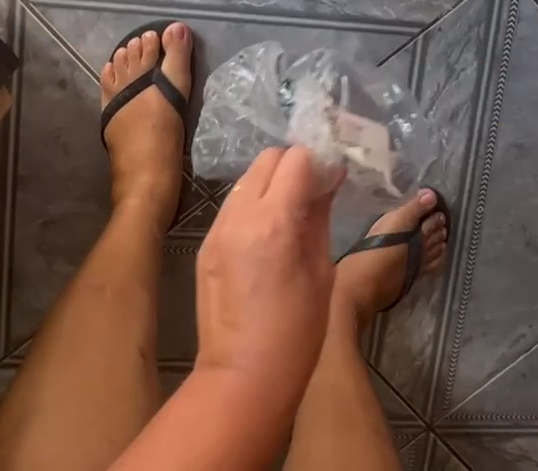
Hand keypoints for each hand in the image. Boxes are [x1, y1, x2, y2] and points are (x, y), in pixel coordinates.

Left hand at [195, 146, 341, 407]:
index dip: (317, 161)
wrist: (242, 378)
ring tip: (292, 211)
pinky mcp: (205, 244)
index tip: (332, 176)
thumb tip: (329, 179)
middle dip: (293, 165)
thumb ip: (320, 216)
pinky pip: (234, 206)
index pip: (295, 158)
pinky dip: (254, 204)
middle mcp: (240, 216)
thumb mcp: (322, 270)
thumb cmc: (297, 332)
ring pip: (247, 179)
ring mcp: (217, 229)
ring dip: (272, 182)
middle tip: (313, 189)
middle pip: (267, 159)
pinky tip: (269, 233)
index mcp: (274, 222)